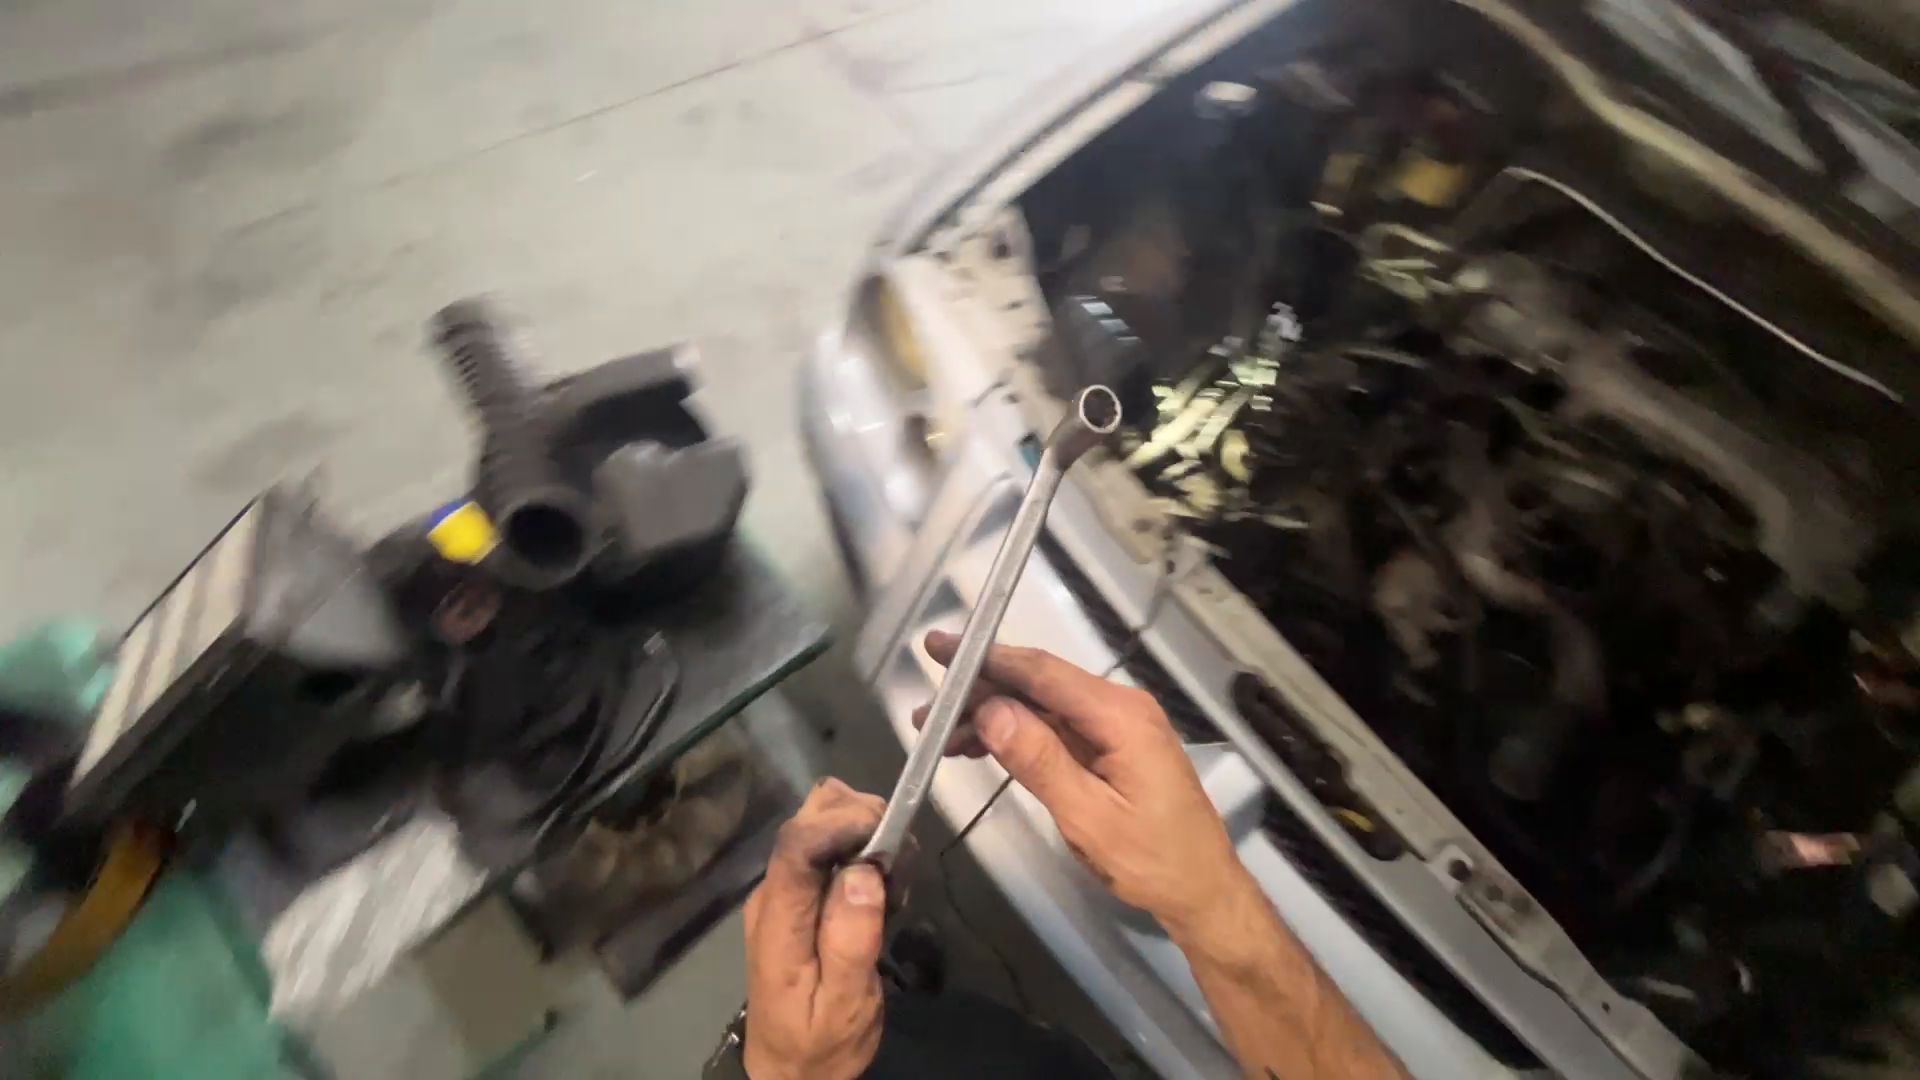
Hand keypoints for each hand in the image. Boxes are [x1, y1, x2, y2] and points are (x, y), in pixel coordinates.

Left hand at [742, 779, 887, 1079]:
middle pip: (810, 815)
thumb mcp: (844, 1006)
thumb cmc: (819, 1044)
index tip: (890, 836)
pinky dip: (863, 842)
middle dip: (862, 817)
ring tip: (894, 877)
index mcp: (779, 917)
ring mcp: (785, 885)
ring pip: (821, 818)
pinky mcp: (800, 888)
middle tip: (899, 862)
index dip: (844, 821)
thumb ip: (851, 940)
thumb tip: (862, 872)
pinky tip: (881, 883)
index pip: (798, 842)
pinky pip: (830, 840)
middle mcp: (774, 889)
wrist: (789, 1072)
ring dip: (865, 828)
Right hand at [919, 631, 1249, 935]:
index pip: (1042, 673)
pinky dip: (1011, 735)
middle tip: (925, 712)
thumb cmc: (1153, 860)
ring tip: (937, 736)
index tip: (940, 648)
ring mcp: (1110, 723)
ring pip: (1037, 705)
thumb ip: (1040, 761)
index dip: (987, 659)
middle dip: (977, 692)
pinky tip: (973, 745)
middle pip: (1035, 684)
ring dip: (988, 716)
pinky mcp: (1104, 743)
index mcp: (1119, 715)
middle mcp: (1116, 706)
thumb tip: (990, 709)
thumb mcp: (1090, 819)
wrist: (1202, 891)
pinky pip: (1049, 727)